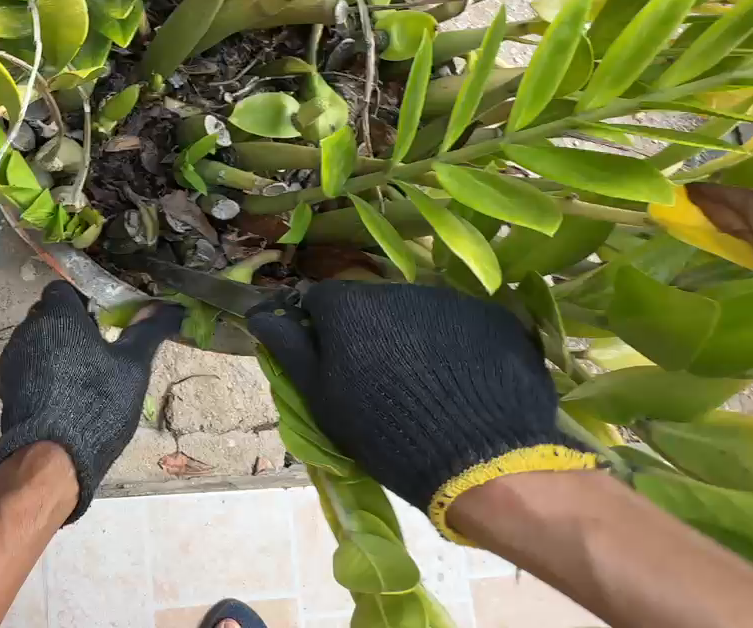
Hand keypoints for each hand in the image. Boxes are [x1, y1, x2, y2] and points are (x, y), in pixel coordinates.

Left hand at [0, 281, 184, 522]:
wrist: (52, 455)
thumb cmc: (97, 402)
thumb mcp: (132, 366)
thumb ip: (147, 330)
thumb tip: (170, 306)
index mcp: (59, 314)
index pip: (64, 289)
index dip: (81, 301)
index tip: (99, 319)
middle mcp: (30, 327)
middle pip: (48, 313)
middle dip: (68, 324)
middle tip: (94, 348)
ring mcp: (13, 356)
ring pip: (36, 339)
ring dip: (53, 348)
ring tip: (79, 375)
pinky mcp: (6, 383)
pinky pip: (26, 364)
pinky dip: (41, 370)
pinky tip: (61, 394)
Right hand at [246, 280, 595, 540]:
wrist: (486, 463)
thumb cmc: (385, 430)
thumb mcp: (322, 397)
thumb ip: (289, 348)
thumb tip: (259, 312)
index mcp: (346, 305)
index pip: (319, 300)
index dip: (322, 330)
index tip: (334, 363)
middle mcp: (394, 289)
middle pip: (369, 303)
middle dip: (368, 331)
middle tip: (381, 379)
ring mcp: (447, 300)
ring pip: (415, 312)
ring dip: (412, 336)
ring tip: (427, 385)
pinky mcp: (492, 317)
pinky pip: (460, 323)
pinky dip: (456, 345)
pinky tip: (464, 383)